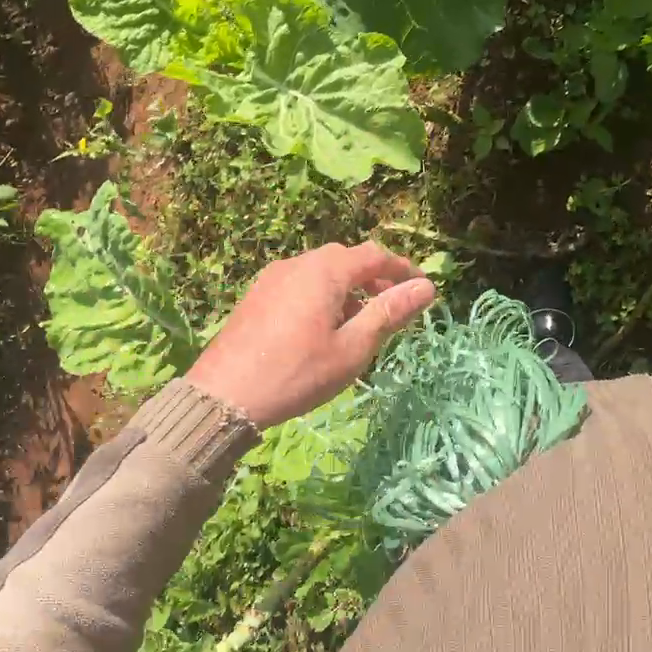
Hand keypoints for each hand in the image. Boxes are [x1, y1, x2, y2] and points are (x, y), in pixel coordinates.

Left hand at [185, 243, 435, 429]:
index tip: (422, 287)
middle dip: (374, 276)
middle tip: (392, 305)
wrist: (225, 396)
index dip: (402, 268)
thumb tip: (427, 287)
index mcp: (325, 272)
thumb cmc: (299, 373)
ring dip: (348, 287)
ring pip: (321, 271)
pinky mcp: (256, 295)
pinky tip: (324, 327)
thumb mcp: (353, 347)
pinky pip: (300, 283)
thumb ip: (389, 312)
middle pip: (346, 258)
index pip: (374, 255)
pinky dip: (323, 294)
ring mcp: (272, 278)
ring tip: (360, 322)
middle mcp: (298, 264)